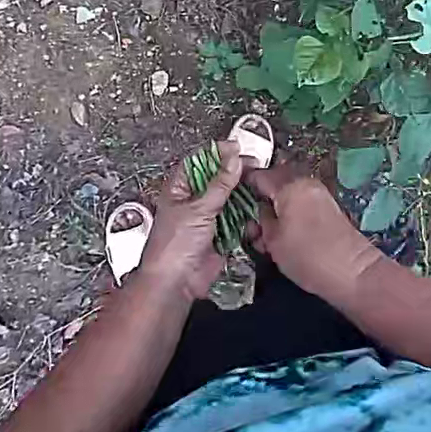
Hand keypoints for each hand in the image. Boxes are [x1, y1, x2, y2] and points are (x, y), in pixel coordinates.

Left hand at [134, 140, 242, 301]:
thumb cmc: (173, 245)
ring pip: (229, 199)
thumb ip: (220, 184)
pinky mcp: (219, 234)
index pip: (199, 161)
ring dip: (243, 195)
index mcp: (179, 188)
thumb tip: (233, 159)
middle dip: (235, 173)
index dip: (217, 153)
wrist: (177, 283)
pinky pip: (236, 220)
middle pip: (217, 179)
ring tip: (257, 188)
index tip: (237, 148)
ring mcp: (206, 217)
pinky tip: (254, 213)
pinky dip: (246, 217)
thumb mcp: (198, 208)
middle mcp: (192, 200)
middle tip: (253, 167)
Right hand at [245, 161, 381, 304]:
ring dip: (275, 206)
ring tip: (264, 232)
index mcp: (289, 186)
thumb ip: (263, 219)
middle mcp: (304, 183)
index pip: (259, 175)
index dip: (243, 183)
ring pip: (287, 193)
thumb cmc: (307, 256)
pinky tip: (281, 233)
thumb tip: (259, 208)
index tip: (231, 195)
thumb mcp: (273, 240)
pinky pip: (300, 201)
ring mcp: (318, 194)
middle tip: (248, 217)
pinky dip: (289, 211)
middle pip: (274, 181)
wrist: (352, 272)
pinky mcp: (326, 207)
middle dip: (260, 197)